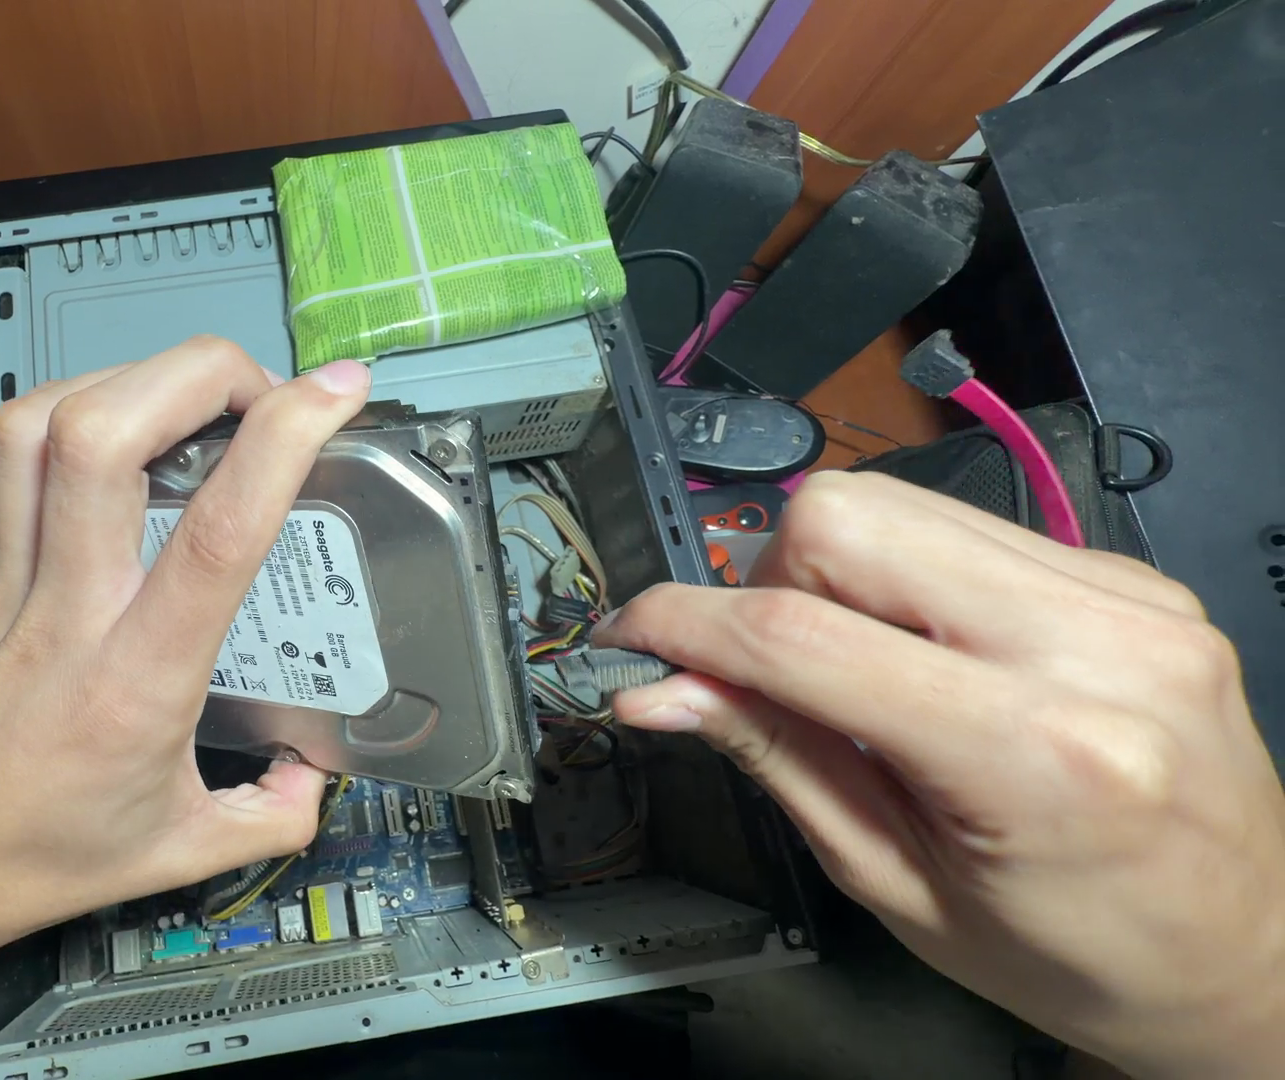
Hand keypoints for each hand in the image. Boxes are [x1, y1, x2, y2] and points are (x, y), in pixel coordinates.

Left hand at [0, 339, 372, 1078]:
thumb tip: (317, 774)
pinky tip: (103, 428)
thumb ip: (272, 817)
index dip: (283, 442)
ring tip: (188, 401)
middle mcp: (66, 609)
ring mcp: (2, 576)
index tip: (333, 394)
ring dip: (132, 379)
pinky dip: (60, 405)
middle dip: (199, 374)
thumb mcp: (180, 853)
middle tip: (259, 390)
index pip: (218, 533)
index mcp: (138, 682)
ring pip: (43, 423)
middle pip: (108, 436)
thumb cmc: (34, 860)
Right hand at [597, 471, 1284, 1078]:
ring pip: (879, 500)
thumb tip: (657, 690)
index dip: (681, 623)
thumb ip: (766, 753)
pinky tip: (903, 640)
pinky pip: (938, 520)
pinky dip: (878, 571)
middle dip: (761, 581)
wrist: (1259, 962)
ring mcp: (1118, 592)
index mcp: (1036, 755)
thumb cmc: (1066, 951)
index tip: (629, 635)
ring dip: (815, 570)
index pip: (796, 637)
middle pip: (838, 520)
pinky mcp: (1119, 572)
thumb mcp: (884, 874)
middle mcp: (1092, 644)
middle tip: (768, 663)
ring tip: (840, 654)